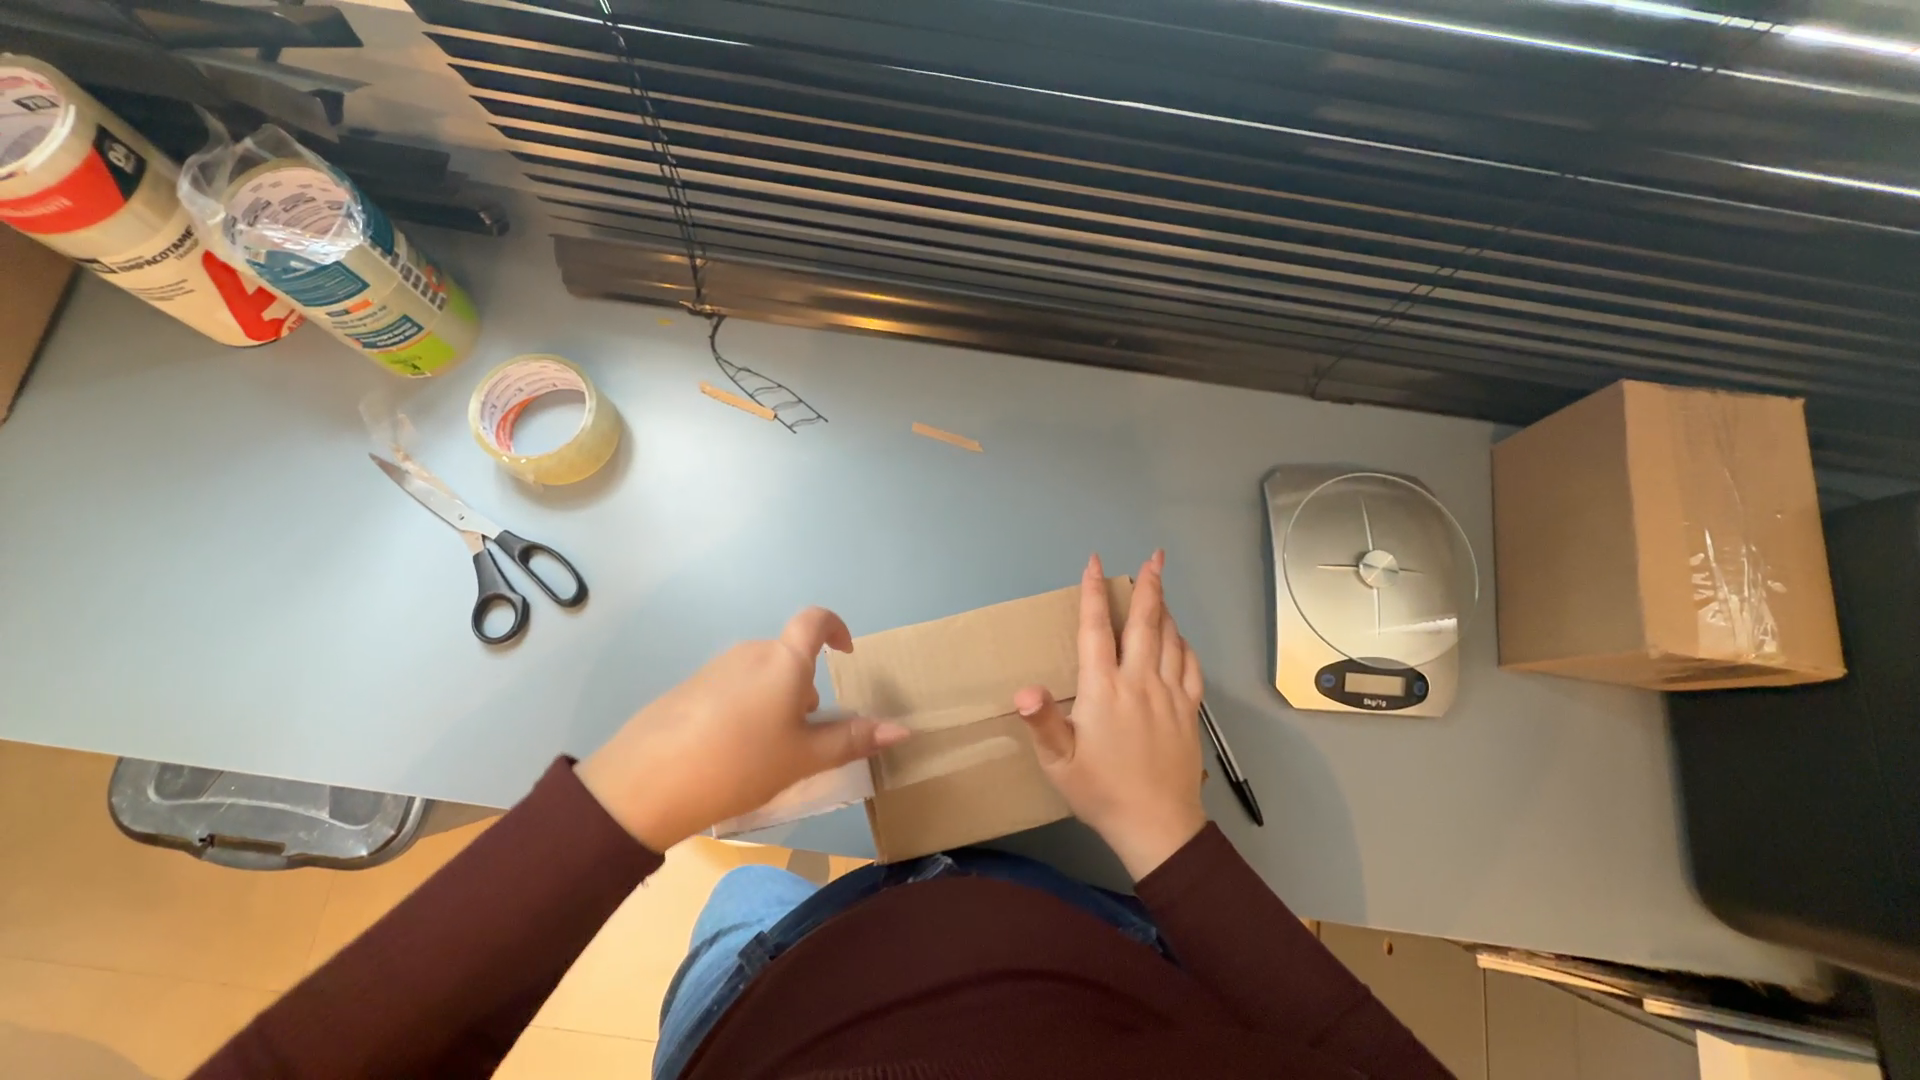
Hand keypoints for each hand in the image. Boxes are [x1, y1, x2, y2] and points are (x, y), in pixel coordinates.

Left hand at [576, 607, 908, 850]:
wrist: (648, 782)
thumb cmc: (742, 762)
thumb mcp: (805, 757)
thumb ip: (853, 739)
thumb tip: (903, 728)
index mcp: (783, 660)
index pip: (816, 620)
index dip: (836, 629)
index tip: (845, 655)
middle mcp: (750, 653)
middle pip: (788, 657)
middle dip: (804, 688)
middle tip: (803, 737)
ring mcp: (715, 669)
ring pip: (761, 675)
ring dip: (775, 702)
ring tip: (767, 752)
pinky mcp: (688, 688)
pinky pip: (732, 689)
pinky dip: (745, 710)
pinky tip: (731, 754)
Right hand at [1016, 551, 1207, 879]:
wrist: (1158, 826)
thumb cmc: (1102, 792)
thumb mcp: (1059, 763)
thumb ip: (1042, 722)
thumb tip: (1023, 689)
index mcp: (1103, 690)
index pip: (1096, 630)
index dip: (1094, 593)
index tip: (1095, 564)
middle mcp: (1139, 682)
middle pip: (1146, 624)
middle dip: (1148, 586)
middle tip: (1155, 557)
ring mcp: (1169, 696)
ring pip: (1171, 640)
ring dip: (1167, 609)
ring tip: (1164, 585)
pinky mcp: (1189, 712)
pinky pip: (1191, 669)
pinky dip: (1186, 646)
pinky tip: (1182, 638)